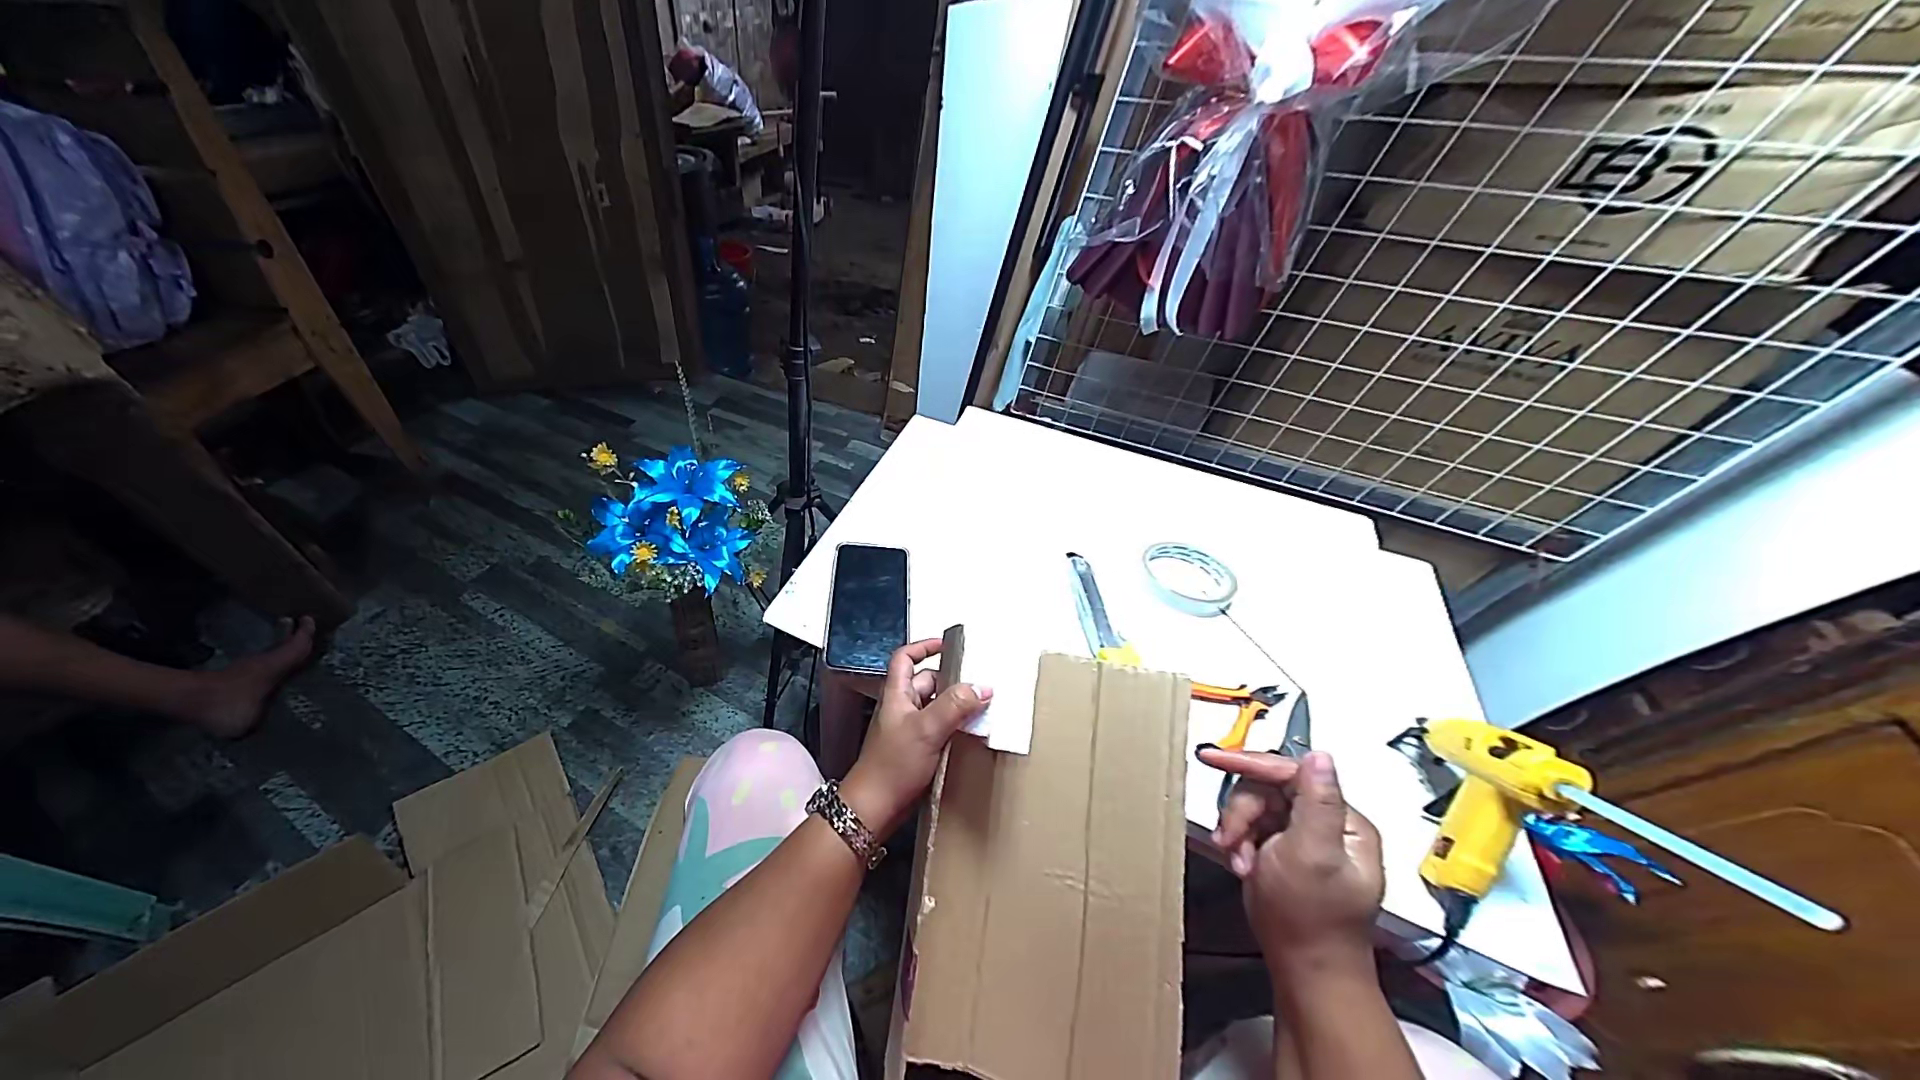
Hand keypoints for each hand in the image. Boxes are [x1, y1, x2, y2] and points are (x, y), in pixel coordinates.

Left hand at [839, 639, 990, 837]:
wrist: (875, 809)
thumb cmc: (892, 766)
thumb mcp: (926, 729)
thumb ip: (954, 706)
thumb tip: (982, 687)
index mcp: (897, 695)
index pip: (905, 658)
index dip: (924, 647)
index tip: (948, 645)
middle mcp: (903, 708)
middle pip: (928, 682)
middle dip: (952, 681)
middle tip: (979, 682)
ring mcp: (910, 730)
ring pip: (937, 707)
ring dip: (957, 706)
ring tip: (982, 706)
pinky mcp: (918, 750)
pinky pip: (941, 729)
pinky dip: (956, 727)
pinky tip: (973, 733)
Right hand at [1198, 747, 1384, 977]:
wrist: (1304, 969)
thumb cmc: (1312, 920)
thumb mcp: (1313, 855)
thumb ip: (1317, 802)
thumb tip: (1320, 756)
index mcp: (1343, 820)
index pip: (1292, 772)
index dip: (1251, 763)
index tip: (1213, 757)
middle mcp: (1325, 822)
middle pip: (1267, 788)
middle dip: (1242, 811)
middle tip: (1229, 837)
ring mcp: (1302, 836)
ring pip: (1254, 805)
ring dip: (1237, 829)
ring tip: (1236, 857)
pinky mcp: (1280, 848)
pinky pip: (1249, 825)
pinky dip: (1238, 842)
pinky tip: (1240, 863)